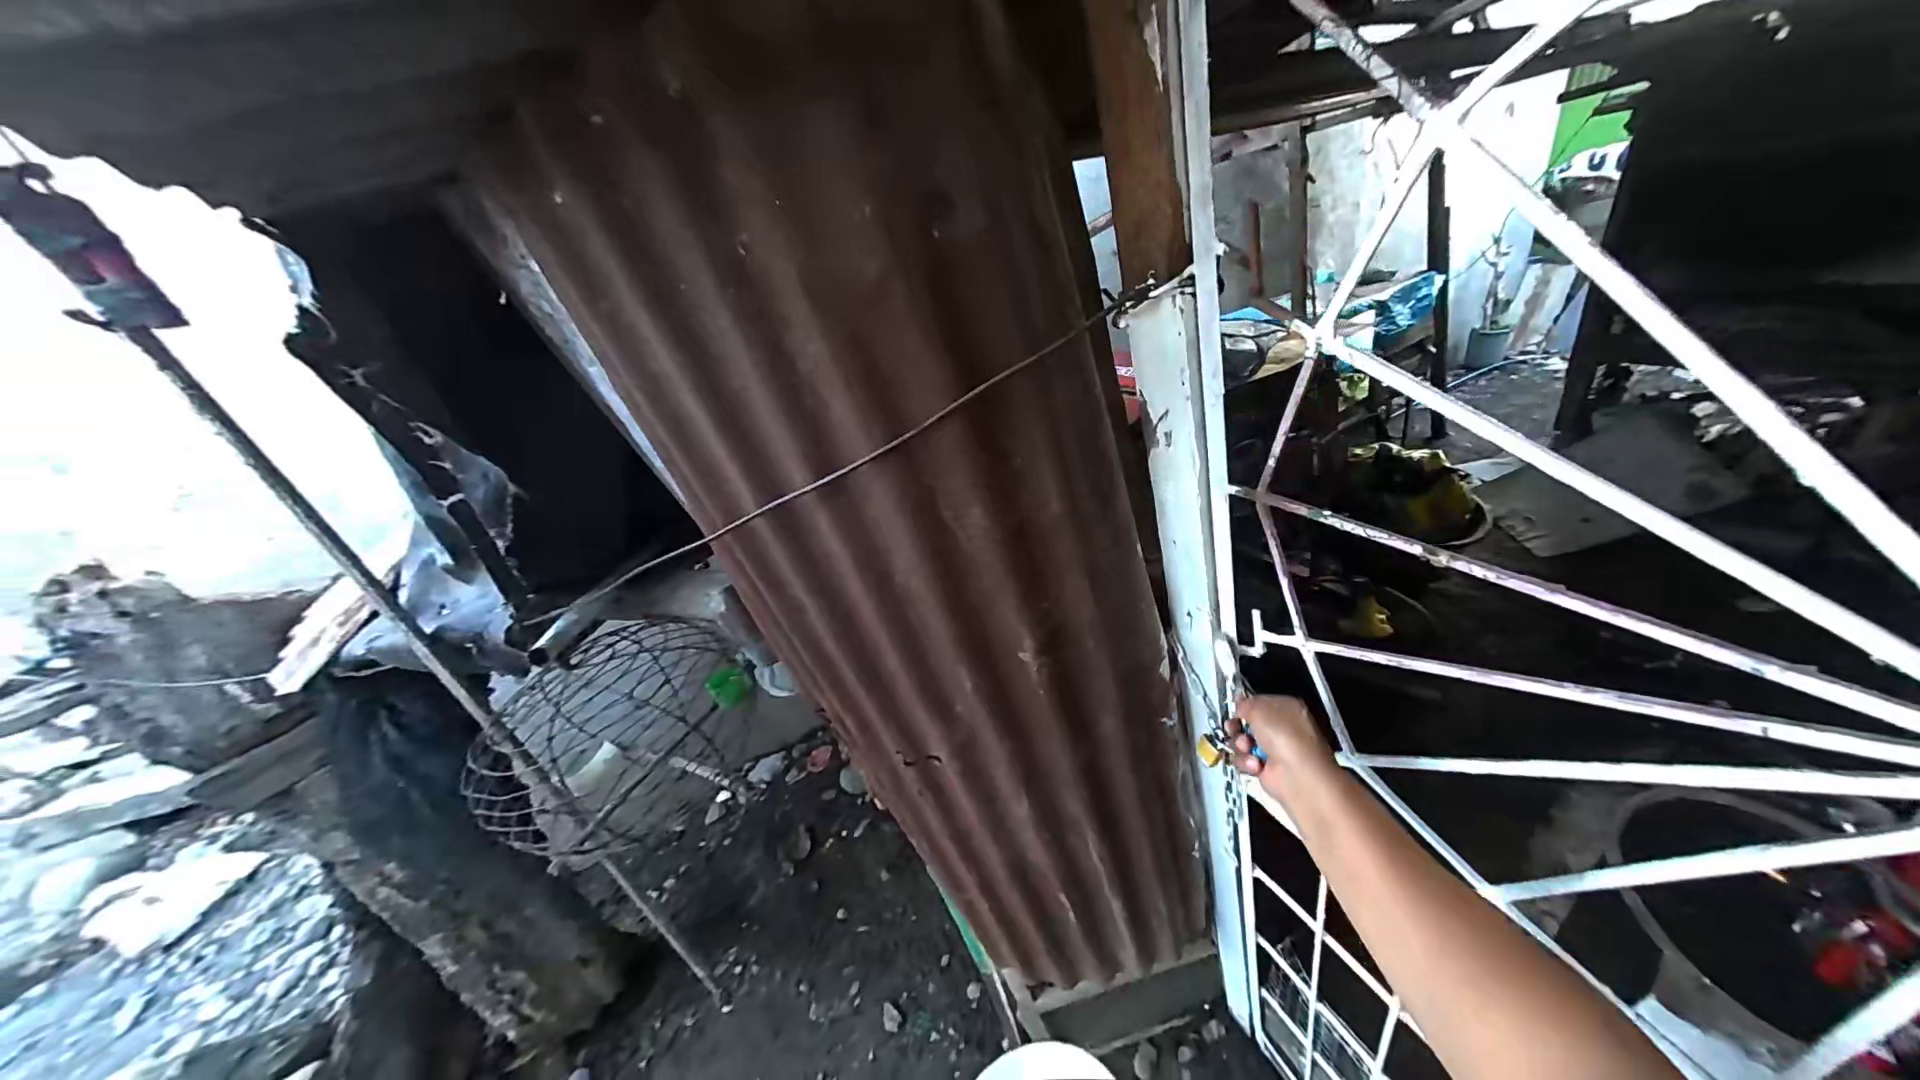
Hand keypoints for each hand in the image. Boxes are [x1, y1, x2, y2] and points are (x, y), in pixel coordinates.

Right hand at [1227, 695, 1330, 786]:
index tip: (1236, 709)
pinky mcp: (1266, 768)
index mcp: (1287, 708)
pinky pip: (1245, 760)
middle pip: (1247, 723)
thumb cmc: (1283, 735)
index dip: (1245, 706)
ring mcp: (1274, 749)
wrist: (1296, 774)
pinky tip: (1256, 763)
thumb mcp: (1259, 708)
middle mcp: (1281, 728)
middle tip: (1234, 729)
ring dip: (1240, 745)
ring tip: (1247, 748)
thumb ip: (1245, 703)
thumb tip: (1239, 705)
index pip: (1260, 702)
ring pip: (1242, 742)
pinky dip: (1246, 761)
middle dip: (1237, 726)